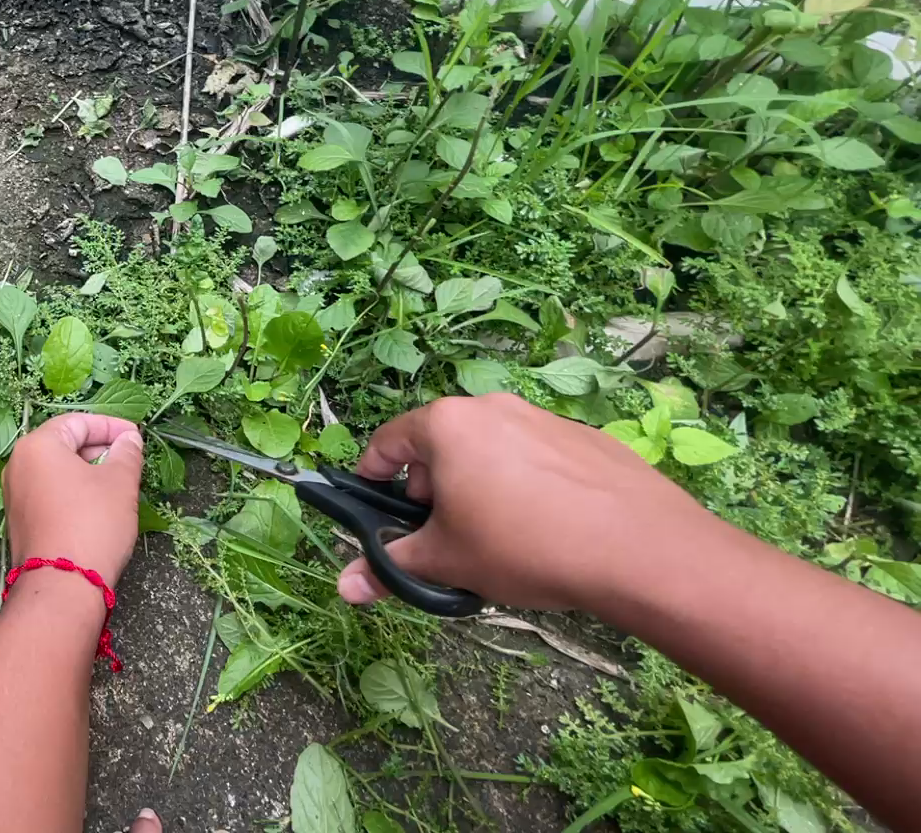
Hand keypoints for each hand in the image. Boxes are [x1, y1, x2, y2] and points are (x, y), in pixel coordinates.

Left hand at [3, 413, 144, 586]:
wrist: (62, 586)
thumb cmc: (92, 523)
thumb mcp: (120, 483)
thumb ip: (126, 453)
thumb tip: (129, 439)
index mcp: (37, 445)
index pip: (77, 422)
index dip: (110, 426)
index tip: (136, 436)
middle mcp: (18, 464)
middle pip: (64, 443)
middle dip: (100, 448)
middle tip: (131, 459)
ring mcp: (15, 493)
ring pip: (57, 469)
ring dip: (89, 471)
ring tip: (120, 481)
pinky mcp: (20, 518)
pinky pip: (49, 491)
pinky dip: (74, 490)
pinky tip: (98, 504)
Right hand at [338, 394, 715, 612]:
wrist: (652, 557)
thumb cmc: (526, 546)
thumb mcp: (447, 560)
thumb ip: (390, 567)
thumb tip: (345, 589)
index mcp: (446, 424)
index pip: (388, 442)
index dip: (374, 476)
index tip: (379, 506)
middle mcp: (491, 407)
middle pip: (439, 442)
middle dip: (430, 484)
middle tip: (443, 527)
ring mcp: (544, 419)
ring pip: (490, 447)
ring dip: (478, 481)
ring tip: (498, 530)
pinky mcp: (591, 440)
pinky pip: (537, 456)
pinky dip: (528, 482)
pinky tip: (550, 525)